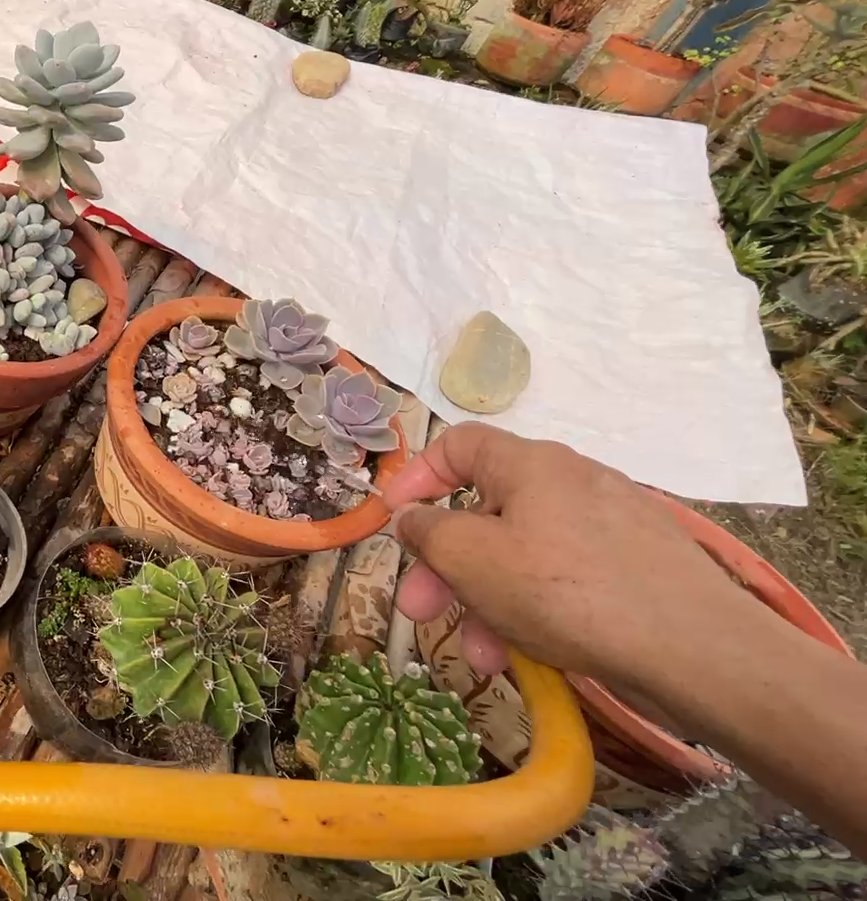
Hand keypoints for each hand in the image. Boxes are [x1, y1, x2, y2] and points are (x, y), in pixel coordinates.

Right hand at [379, 421, 769, 687]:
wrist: (708, 657)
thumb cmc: (565, 590)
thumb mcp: (467, 556)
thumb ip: (425, 530)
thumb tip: (413, 518)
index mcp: (531, 465)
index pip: (457, 445)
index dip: (416, 476)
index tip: (395, 518)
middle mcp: (573, 484)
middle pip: (485, 515)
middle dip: (445, 567)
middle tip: (419, 609)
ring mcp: (613, 529)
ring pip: (521, 557)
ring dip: (486, 602)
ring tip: (480, 654)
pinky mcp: (643, 572)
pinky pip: (565, 581)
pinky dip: (535, 611)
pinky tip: (527, 654)